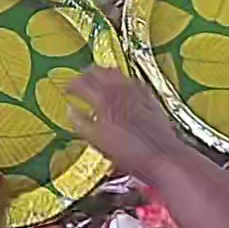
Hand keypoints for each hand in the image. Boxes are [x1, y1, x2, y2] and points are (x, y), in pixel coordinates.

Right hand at [66, 67, 188, 179]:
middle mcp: (119, 90)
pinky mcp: (148, 95)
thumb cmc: (129, 152)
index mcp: (103, 99)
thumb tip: (70, 111)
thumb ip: (81, 123)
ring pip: (115, 72)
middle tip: (80, 79)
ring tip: (98, 78)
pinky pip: (131, 80)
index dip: (71, 84)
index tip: (67, 88)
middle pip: (98, 71)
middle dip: (86, 74)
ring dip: (104, 73)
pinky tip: (121, 86)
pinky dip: (121, 80)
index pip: (81, 83)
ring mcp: (135, 90)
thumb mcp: (97, 140)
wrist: (161, 155)